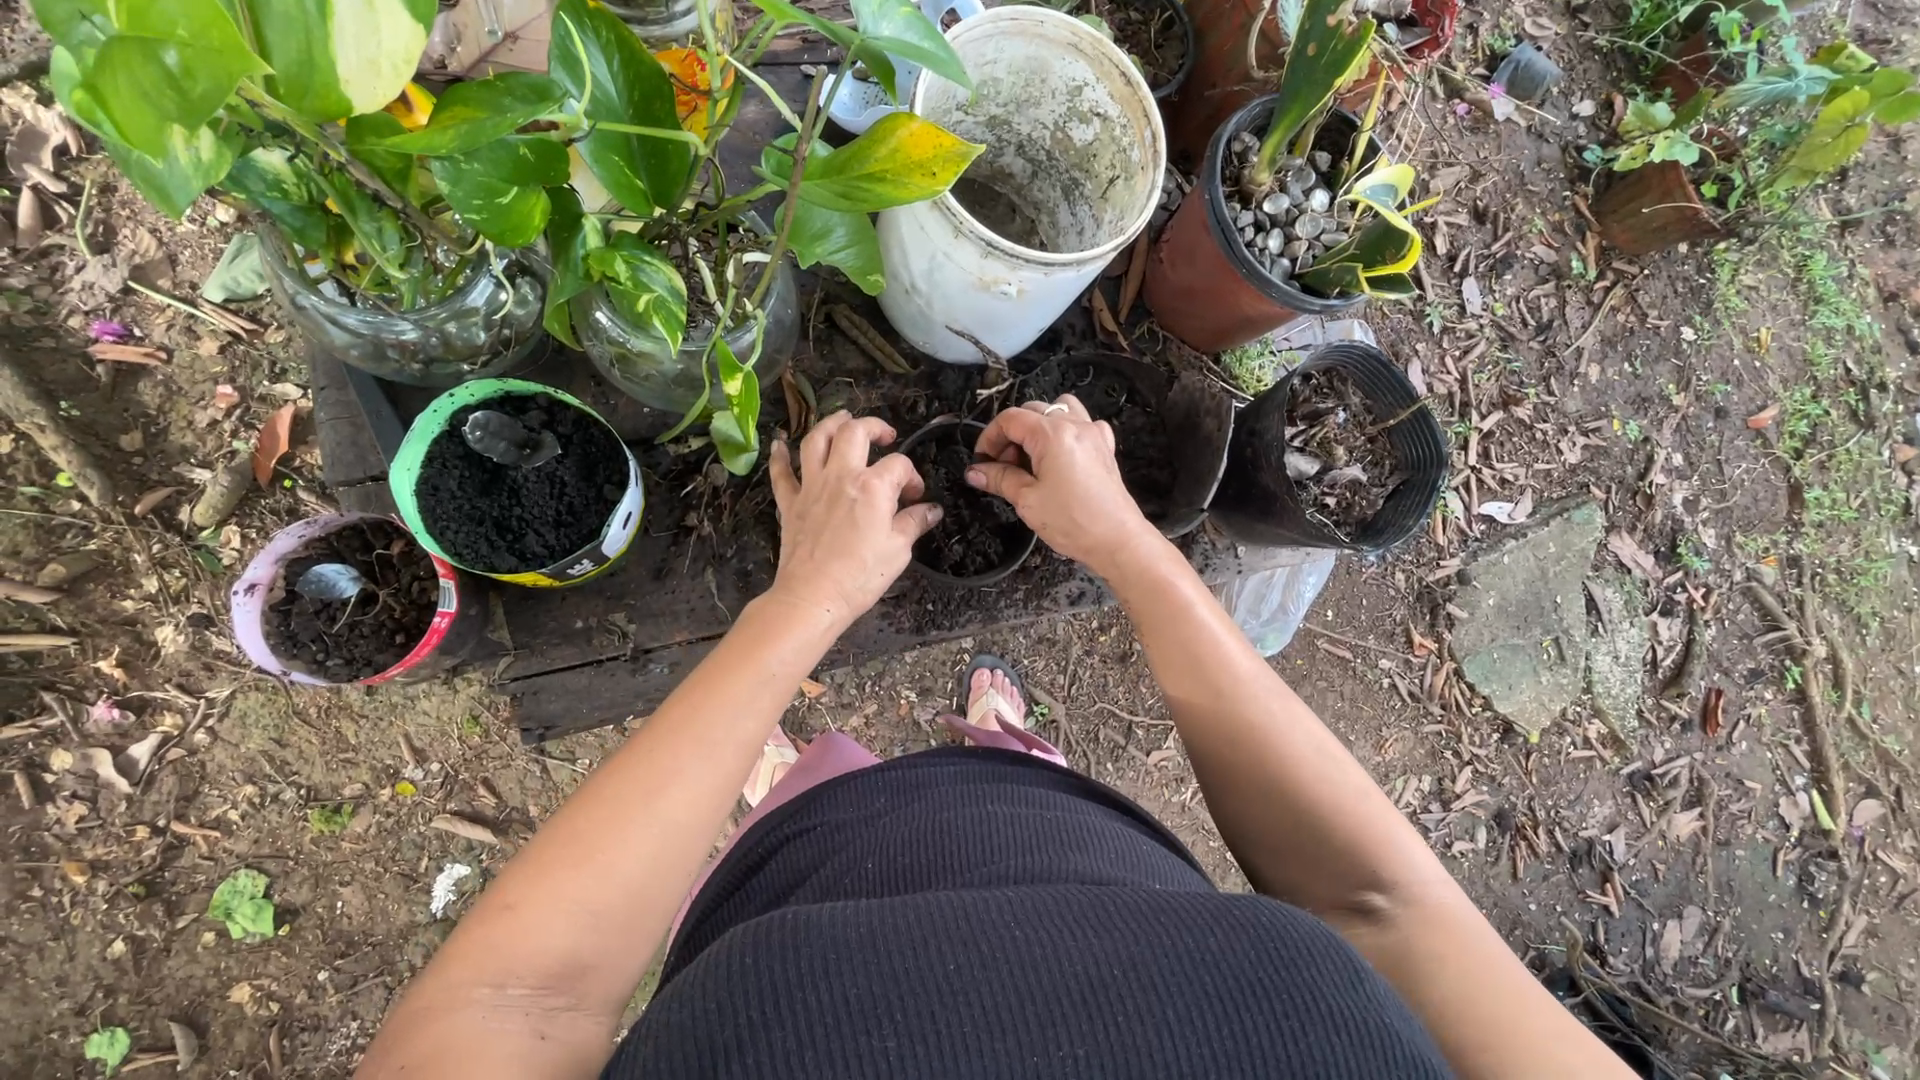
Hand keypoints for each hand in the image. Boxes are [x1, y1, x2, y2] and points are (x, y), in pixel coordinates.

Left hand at [767, 411, 941, 626]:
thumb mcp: (898, 550)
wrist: (813, 596)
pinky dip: (779, 456)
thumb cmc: (860, 576)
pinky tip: (779, 445)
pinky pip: (781, 472)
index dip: (912, 477)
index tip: (916, 496)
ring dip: (830, 423)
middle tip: (885, 434)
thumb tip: (931, 510)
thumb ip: (914, 523)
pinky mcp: (790, 503)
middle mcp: (841, 476)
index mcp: (873, 487)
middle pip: (855, 432)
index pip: (899, 465)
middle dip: (874, 426)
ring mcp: (812, 487)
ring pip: (816, 439)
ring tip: (842, 419)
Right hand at [967, 395, 1161, 574]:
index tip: (982, 461)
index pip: (1010, 419)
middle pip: (1032, 412)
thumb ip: (999, 479)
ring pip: (1058, 410)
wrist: (1117, 540)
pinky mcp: (1104, 448)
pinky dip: (1063, 432)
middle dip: (1010, 435)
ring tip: (1030, 457)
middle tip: (1001, 466)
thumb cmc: (1074, 522)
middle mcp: (1075, 425)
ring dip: (1037, 427)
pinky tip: (1057, 457)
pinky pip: (1081, 424)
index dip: (989, 437)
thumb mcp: (1027, 500)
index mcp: (1053, 434)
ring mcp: (1093, 433)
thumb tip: (975, 472)